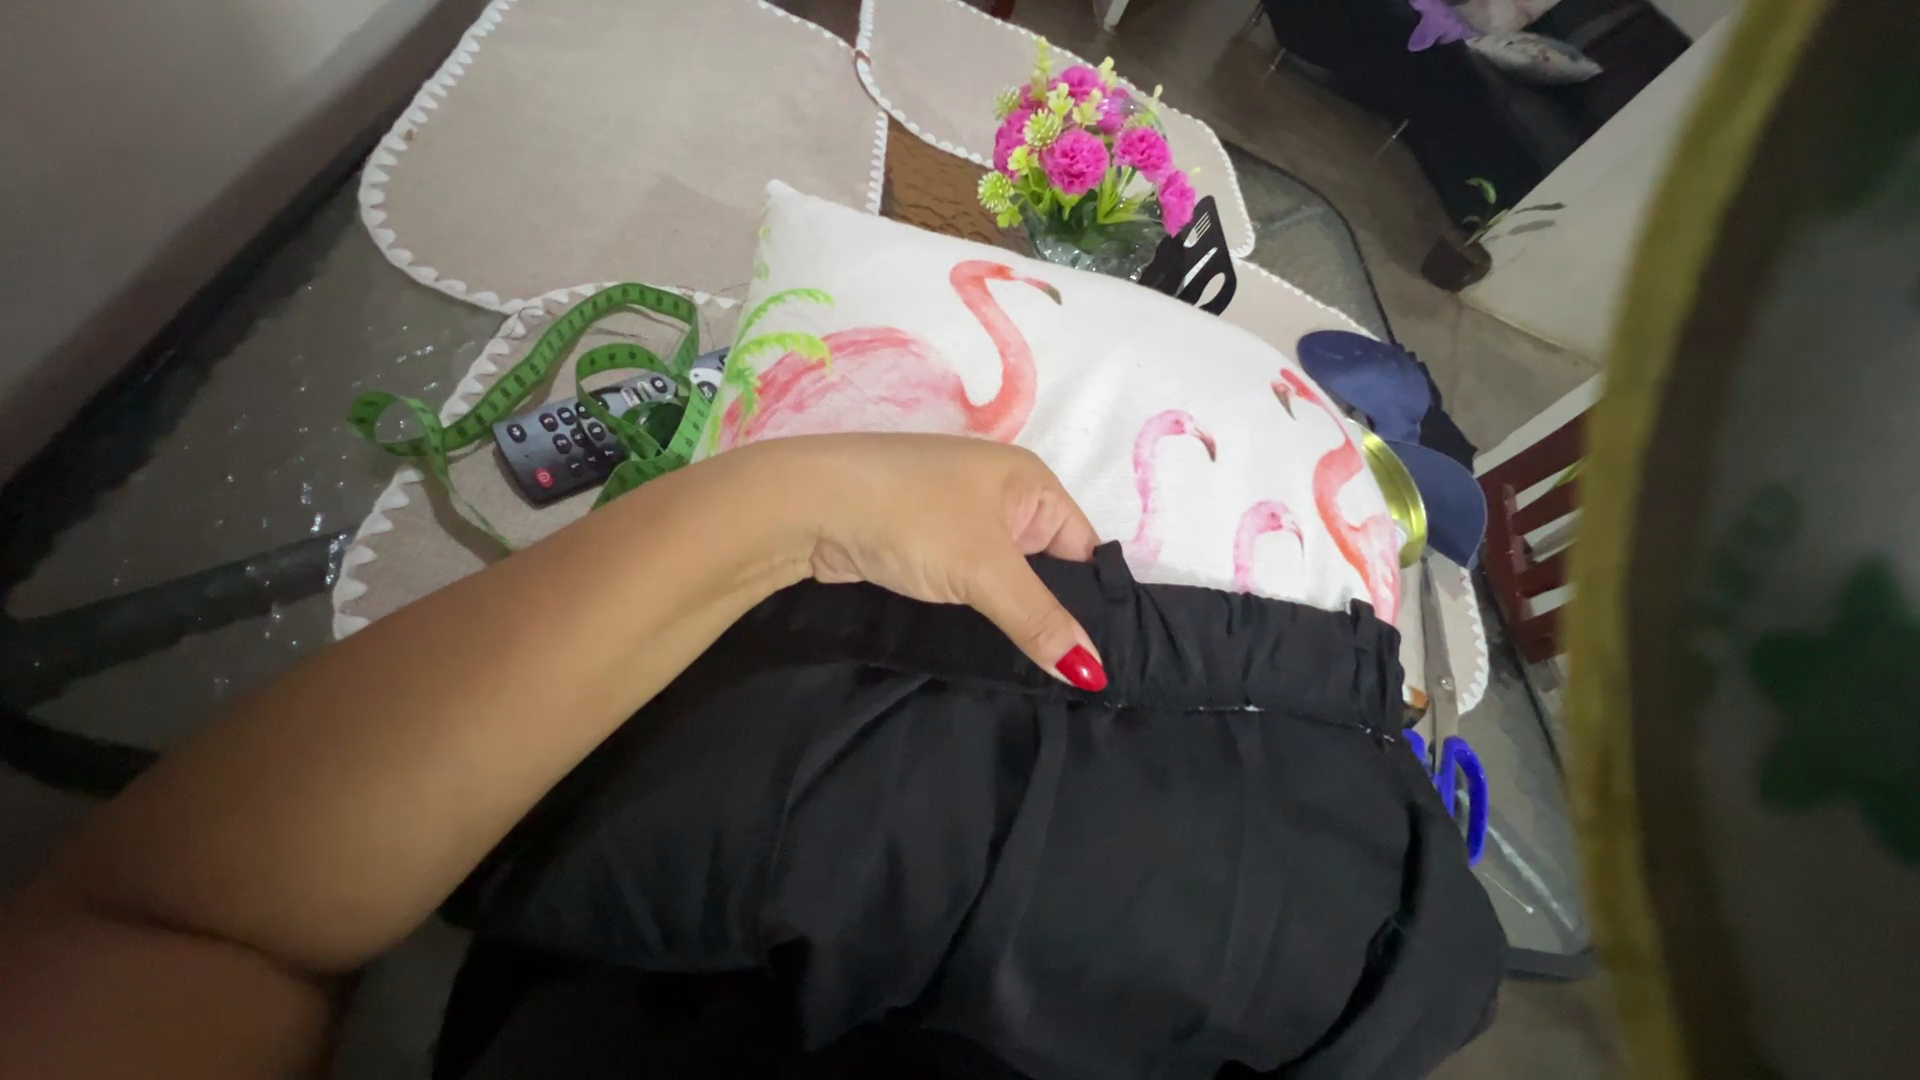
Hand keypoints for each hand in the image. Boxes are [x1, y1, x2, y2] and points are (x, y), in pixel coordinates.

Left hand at [763, 434, 1107, 690]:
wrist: (808, 503)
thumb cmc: (912, 518)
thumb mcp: (985, 569)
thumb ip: (1040, 620)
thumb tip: (1094, 672)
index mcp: (1030, 482)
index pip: (1085, 549)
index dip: (1096, 604)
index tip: (1104, 664)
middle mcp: (1001, 495)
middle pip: (1047, 566)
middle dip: (1054, 617)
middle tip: (1074, 681)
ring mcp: (960, 519)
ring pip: (1005, 579)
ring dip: (1015, 618)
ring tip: (1038, 677)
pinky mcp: (926, 545)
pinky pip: (970, 583)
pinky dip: (979, 613)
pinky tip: (990, 652)